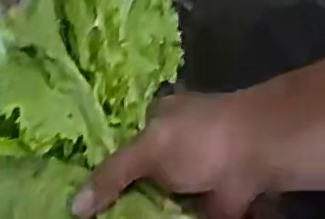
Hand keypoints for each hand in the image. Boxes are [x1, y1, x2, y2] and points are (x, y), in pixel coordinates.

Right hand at [73, 92, 270, 218]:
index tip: (71, 195)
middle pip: (132, 174)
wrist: (253, 156)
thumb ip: (113, 172)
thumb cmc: (202, 137)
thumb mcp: (151, 147)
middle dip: (111, 199)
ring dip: (132, 214)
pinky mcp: (198, 203)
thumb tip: (74, 205)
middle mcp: (170, 141)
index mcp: (158, 117)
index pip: (120, 140)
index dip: (98, 166)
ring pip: (149, 200)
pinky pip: (170, 216)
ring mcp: (185, 175)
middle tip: (78, 218)